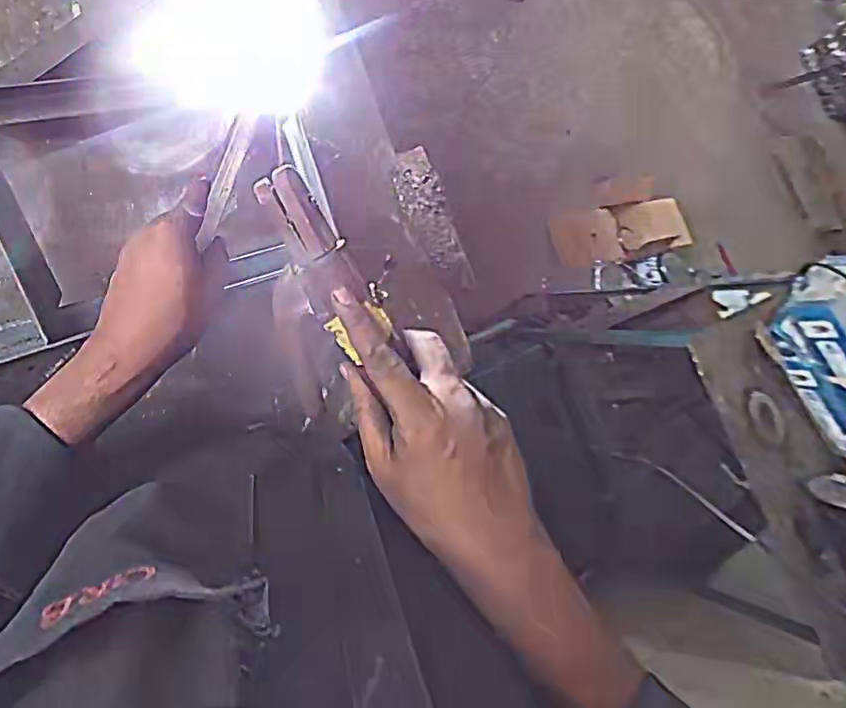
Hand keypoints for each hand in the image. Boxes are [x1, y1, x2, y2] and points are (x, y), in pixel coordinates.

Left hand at [91, 175, 227, 373]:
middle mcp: (147, 234)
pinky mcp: (122, 268)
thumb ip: (218, 259)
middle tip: (208, 261)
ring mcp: (130, 251)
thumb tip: (217, 244)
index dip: (203, 192)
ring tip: (188, 286)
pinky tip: (168, 294)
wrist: (127, 350)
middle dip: (192, 235)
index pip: (192, 201)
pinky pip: (148, 257)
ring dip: (175, 253)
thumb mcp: (212, 290)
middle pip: (176, 223)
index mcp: (171, 231)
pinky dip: (160, 267)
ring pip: (161, 242)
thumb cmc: (172, 320)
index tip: (207, 182)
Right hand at [334, 290, 540, 574]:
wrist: (501, 547)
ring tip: (420, 419)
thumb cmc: (434, 512)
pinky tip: (445, 435)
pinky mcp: (499, 416)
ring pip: (446, 367)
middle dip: (403, 340)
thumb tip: (352, 374)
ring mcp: (482, 406)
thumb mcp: (384, 467)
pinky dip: (447, 398)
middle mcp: (454, 399)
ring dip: (426, 375)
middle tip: (389, 360)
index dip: (358, 322)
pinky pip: (465, 391)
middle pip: (425, 342)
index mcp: (419, 413)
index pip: (381, 355)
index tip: (344, 297)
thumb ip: (366, 412)